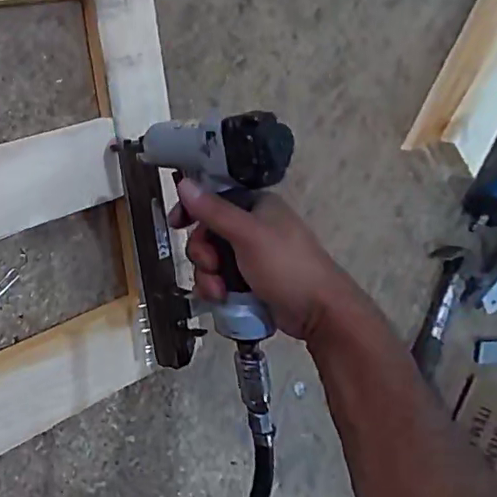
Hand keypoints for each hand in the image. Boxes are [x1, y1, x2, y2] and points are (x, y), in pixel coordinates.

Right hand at [167, 178, 372, 343]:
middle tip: (210, 265)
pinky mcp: (249, 280)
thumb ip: (214, 211)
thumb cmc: (287, 267)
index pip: (213, 198)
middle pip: (207, 232)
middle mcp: (252, 226)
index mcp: (256, 206)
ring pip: (210, 259)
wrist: (321, 314)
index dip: (192, 210)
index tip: (176, 223)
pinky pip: (219, 278)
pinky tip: (222, 298)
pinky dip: (216, 288)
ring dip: (208, 275)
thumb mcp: (248, 235)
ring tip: (220, 290)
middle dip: (203, 253)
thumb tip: (184, 183)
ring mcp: (251, 255)